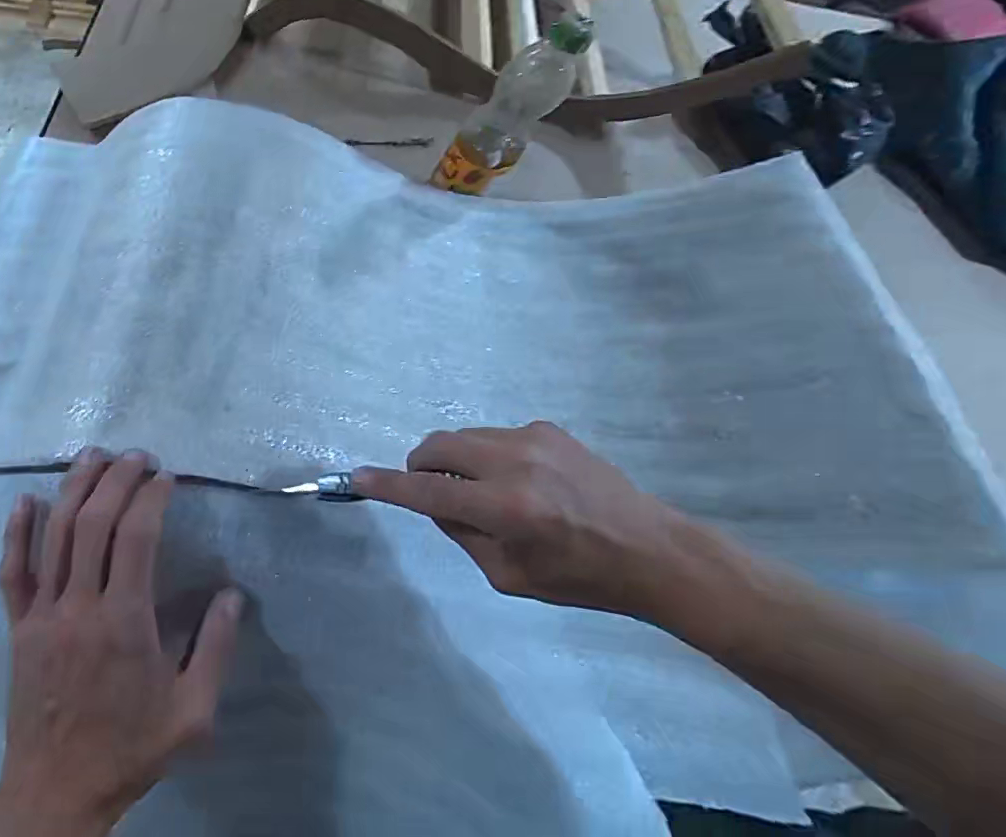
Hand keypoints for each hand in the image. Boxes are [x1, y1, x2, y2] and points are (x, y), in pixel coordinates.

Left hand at [0, 448, 244, 836]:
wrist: (55, 796)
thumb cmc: (131, 750)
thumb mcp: (193, 712)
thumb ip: (217, 648)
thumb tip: (232, 593)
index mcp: (125, 622)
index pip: (136, 538)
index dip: (151, 498)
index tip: (166, 477)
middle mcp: (80, 608)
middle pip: (93, 524)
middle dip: (117, 479)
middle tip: (138, 456)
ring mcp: (42, 617)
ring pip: (54, 537)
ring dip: (74, 489)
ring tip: (93, 455)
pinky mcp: (18, 631)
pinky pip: (13, 574)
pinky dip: (16, 533)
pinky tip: (24, 500)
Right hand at [352, 422, 718, 624]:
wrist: (647, 547)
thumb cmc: (579, 577)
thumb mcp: (510, 575)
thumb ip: (463, 534)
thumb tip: (433, 502)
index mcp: (506, 508)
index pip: (429, 492)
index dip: (388, 485)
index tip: (358, 476)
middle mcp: (515, 462)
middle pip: (440, 445)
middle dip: (420, 464)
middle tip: (430, 490)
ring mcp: (534, 437)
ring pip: (466, 436)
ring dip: (456, 460)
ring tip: (483, 492)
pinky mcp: (549, 428)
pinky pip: (497, 436)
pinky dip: (488, 455)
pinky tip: (518, 482)